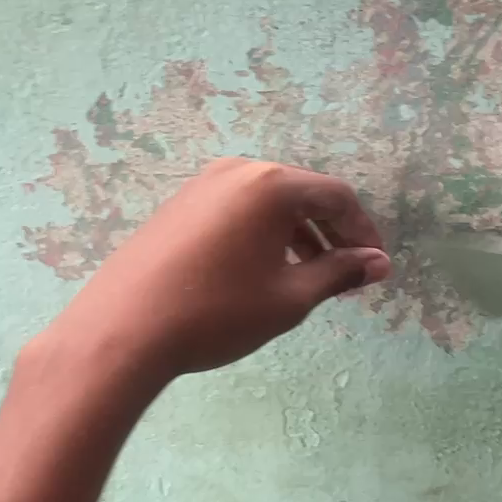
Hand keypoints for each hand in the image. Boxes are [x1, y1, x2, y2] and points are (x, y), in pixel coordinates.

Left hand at [38, 158, 390, 380]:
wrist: (122, 330)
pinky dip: (261, 235)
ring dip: (296, 235)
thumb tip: (379, 263)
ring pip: (267, 203)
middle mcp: (238, 171)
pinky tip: (260, 271)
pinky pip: (237, 211)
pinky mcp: (178, 206)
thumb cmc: (217, 313)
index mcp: (271, 184)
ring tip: (307, 278)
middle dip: (330, 233)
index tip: (373, 268)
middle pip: (301, 194)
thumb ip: (339, 273)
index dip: (362, 232)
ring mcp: (202, 185)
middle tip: (344, 276)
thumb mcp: (289, 298)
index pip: (336, 197)